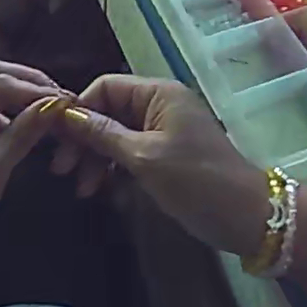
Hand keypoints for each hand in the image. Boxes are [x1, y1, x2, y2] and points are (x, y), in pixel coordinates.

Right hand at [53, 75, 269, 256]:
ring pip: (115, 137)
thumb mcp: (143, 157)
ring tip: (83, 189)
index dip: (79, 109)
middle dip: (83, 140)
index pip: (104, 87)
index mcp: (157, 94)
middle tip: (61, 169)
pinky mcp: (165, 156)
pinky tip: (104, 192)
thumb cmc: (197, 181)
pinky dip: (114, 171)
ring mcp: (162, 132)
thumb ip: (102, 133)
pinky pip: (129, 154)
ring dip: (95, 160)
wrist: (249, 219)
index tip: (57, 139)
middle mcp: (158, 106)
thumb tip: (64, 114)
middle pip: (107, 113)